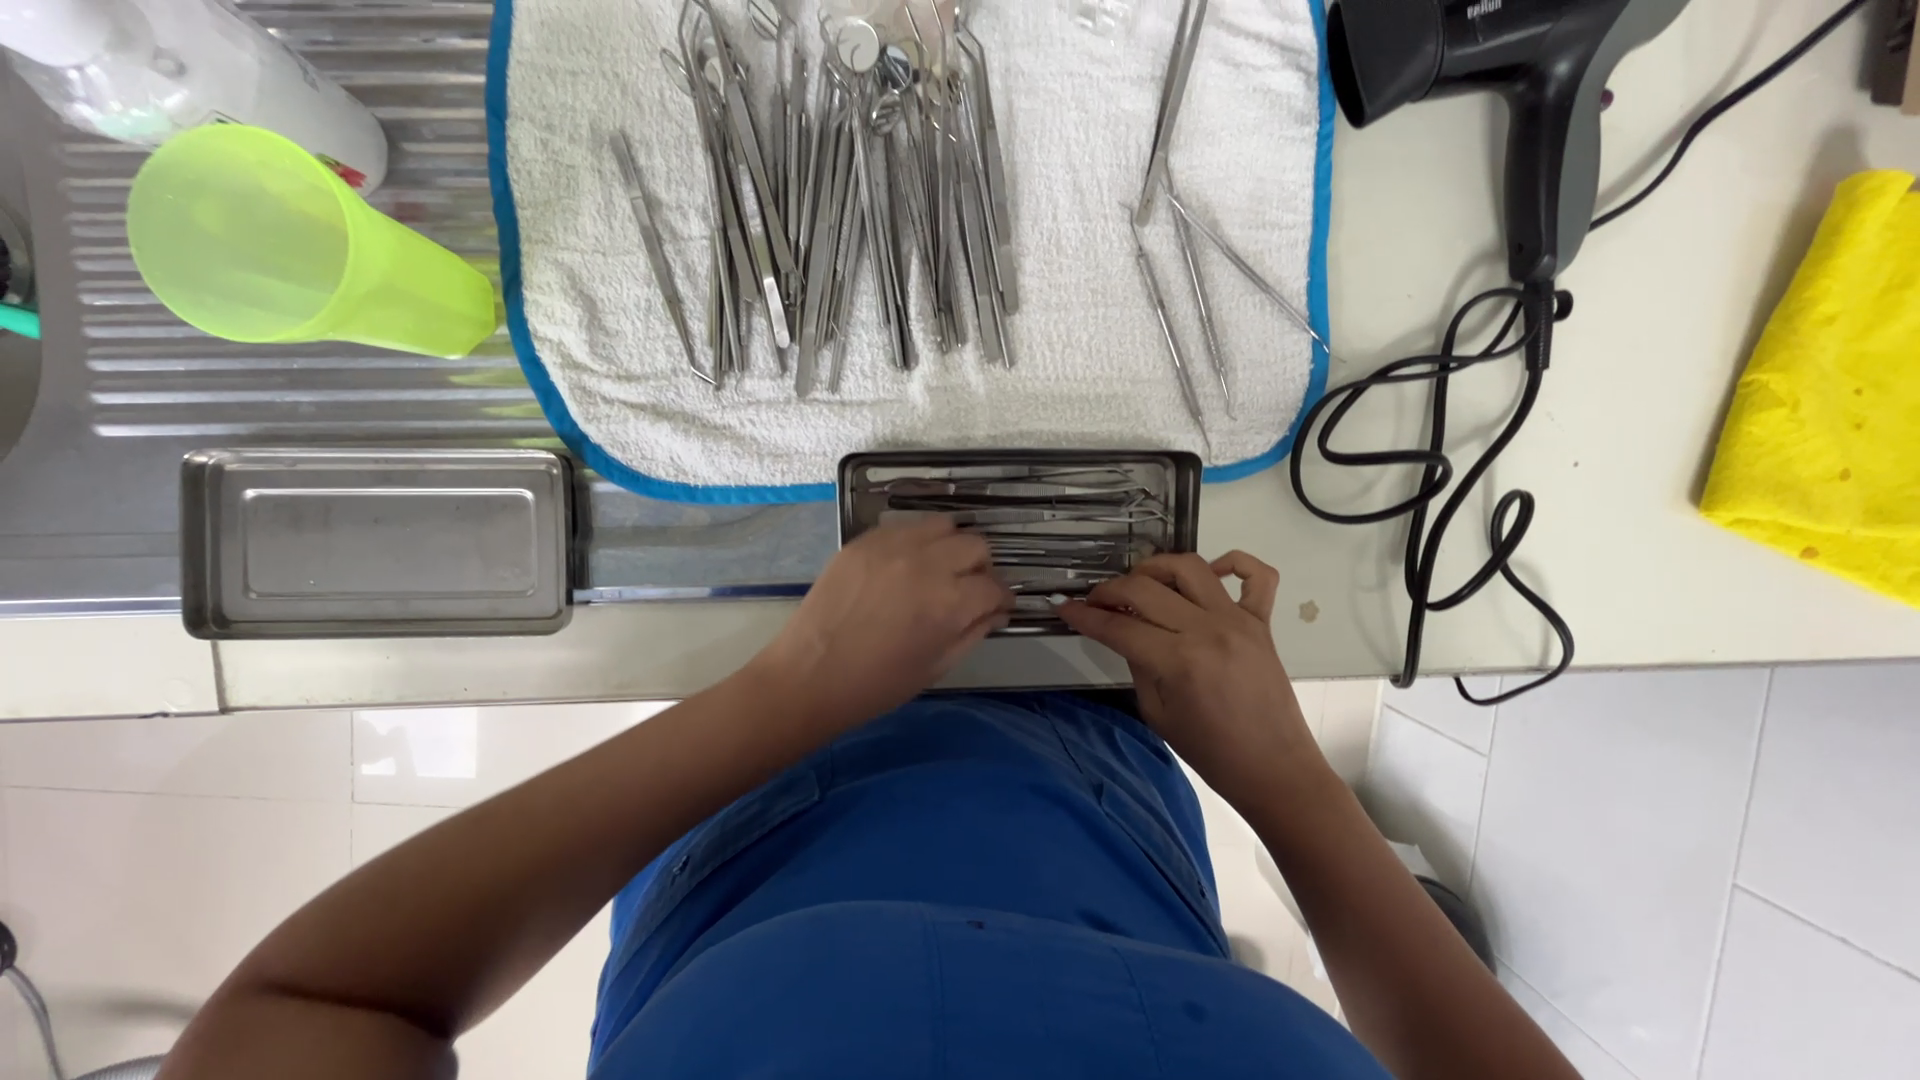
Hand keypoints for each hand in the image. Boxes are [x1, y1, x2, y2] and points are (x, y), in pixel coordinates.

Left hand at [750, 517, 1012, 732]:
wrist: (808, 677)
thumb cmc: (876, 685)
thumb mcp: (936, 667)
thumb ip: (973, 632)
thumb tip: (995, 611)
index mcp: (949, 603)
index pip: (994, 587)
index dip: (1002, 599)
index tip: (997, 607)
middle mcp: (926, 564)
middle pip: (976, 546)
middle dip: (981, 568)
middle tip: (969, 589)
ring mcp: (892, 547)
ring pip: (943, 526)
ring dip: (951, 546)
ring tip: (939, 570)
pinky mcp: (863, 542)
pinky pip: (905, 527)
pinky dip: (916, 542)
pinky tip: (906, 566)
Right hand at [1057, 552, 1317, 809]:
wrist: (1273, 769)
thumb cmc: (1211, 752)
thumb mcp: (1157, 714)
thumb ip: (1138, 665)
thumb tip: (1122, 632)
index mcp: (1179, 661)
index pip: (1119, 626)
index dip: (1085, 616)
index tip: (1065, 608)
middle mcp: (1208, 630)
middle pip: (1146, 589)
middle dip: (1110, 589)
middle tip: (1097, 602)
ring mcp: (1239, 621)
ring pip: (1191, 567)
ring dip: (1156, 567)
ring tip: (1141, 583)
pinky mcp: (1262, 622)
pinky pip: (1257, 575)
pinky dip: (1234, 563)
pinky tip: (1210, 575)